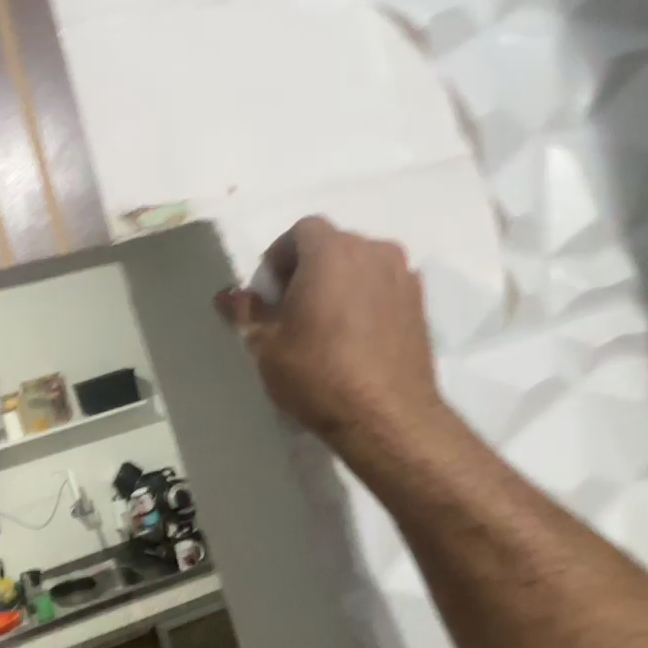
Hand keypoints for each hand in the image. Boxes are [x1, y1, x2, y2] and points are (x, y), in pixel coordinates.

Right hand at [214, 217, 446, 455]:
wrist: (386, 416)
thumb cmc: (317, 373)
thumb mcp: (265, 345)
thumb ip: (245, 311)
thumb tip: (226, 295)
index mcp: (332, 251)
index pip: (302, 230)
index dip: (280, 255)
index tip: (270, 292)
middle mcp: (373, 252)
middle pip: (334, 245)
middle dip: (309, 267)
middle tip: (292, 308)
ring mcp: (404, 277)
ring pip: (362, 265)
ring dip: (340, 282)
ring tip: (324, 323)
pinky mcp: (421, 304)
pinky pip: (384, 287)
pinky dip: (366, 299)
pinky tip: (354, 336)